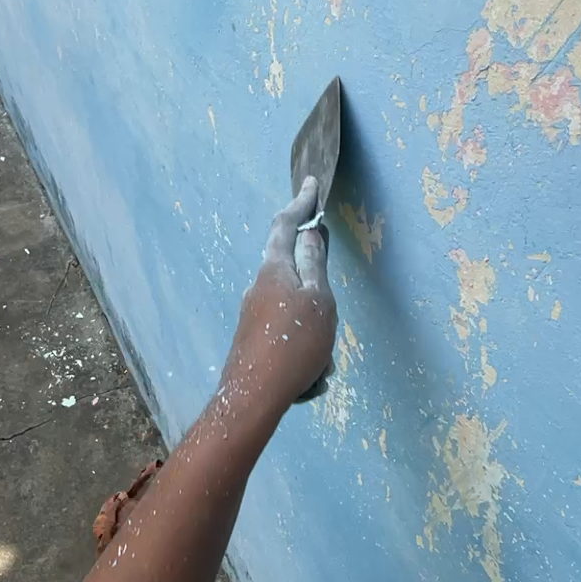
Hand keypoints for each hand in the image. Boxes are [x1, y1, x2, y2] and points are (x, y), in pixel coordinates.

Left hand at [219, 178, 336, 415]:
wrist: (253, 396)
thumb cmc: (294, 343)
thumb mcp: (318, 300)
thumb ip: (315, 264)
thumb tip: (311, 232)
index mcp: (273, 270)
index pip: (285, 225)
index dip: (301, 204)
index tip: (312, 185)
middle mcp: (258, 287)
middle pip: (296, 277)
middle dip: (320, 305)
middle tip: (327, 334)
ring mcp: (253, 314)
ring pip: (298, 316)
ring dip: (315, 339)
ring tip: (318, 367)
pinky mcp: (253, 340)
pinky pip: (289, 340)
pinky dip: (305, 357)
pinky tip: (307, 379)